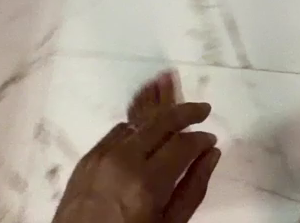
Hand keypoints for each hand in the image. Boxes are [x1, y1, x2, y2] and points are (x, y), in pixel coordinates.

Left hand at [52, 99, 220, 222]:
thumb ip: (193, 189)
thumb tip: (212, 153)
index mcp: (146, 184)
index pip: (183, 144)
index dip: (201, 139)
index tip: (211, 140)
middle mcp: (124, 161)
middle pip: (162, 121)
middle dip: (187, 112)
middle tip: (203, 111)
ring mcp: (102, 155)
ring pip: (140, 122)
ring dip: (161, 120)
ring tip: (177, 123)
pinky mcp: (87, 157)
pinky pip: (118, 132)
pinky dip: (137, 131)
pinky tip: (146, 140)